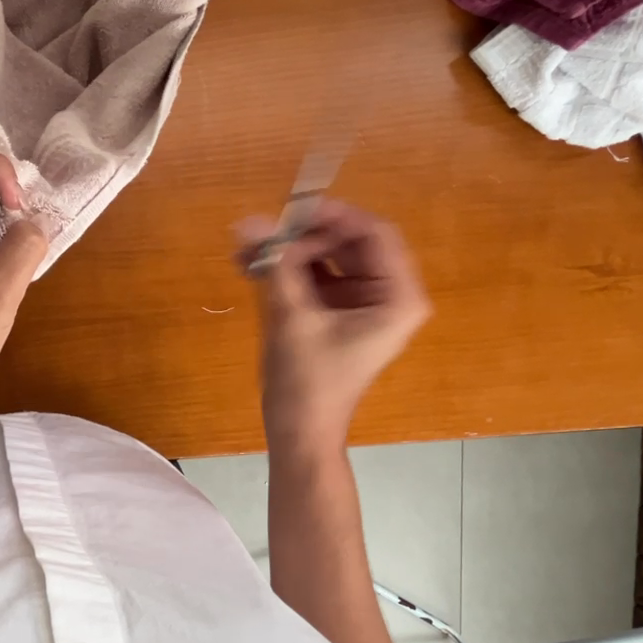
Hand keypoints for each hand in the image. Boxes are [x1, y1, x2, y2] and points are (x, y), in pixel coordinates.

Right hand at [236, 200, 429, 452]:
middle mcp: (384, 296)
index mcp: (397, 297)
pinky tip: (250, 267)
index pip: (372, 235)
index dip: (333, 217)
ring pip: (325, 262)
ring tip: (245, 250)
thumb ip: (275, 266)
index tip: (290, 209)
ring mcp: (358, 307)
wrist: (299, 434)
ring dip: (288, 254)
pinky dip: (285, 274)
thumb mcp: (292, 318)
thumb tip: (248, 222)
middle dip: (303, 237)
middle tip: (261, 233)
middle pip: (347, 246)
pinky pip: (312, 283)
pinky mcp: (333, 318)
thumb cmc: (307, 382)